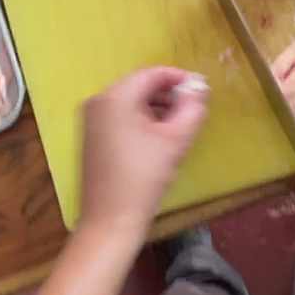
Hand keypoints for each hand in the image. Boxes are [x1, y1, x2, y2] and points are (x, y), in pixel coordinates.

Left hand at [78, 67, 209, 242]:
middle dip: (169, 95)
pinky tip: (160, 138)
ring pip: (131, 102)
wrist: (111, 219)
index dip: (180, 79)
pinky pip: (121, 117)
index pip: (152, 74)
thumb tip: (199, 90)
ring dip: (157, 108)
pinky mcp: (92, 137)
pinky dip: (142, 120)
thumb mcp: (176, 140)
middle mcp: (98, 101)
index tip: (202, 91)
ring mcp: (92, 119)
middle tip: (194, 109)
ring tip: (181, 125)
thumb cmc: (144, 176)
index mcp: (115, 96)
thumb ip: (192, 108)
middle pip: (140, 86)